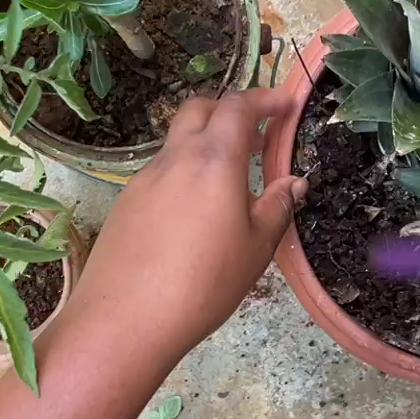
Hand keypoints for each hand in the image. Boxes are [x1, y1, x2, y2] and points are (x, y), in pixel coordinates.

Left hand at [60, 88, 305, 353]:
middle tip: (254, 136)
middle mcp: (176, 158)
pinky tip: (192, 213)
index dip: (265, 99)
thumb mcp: (256, 248)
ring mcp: (144, 178)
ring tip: (228, 180)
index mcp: (214, 160)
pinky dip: (183, 172)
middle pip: (199, 109)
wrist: (124, 319)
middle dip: (229, 110)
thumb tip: (295, 182)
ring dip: (205, 143)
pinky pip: (161, 171)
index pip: (238, 106)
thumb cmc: (204, 283)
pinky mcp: (125, 202)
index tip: (286, 105)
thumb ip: (278, 207)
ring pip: (177, 142)